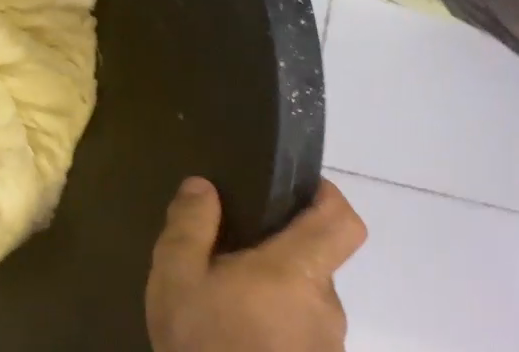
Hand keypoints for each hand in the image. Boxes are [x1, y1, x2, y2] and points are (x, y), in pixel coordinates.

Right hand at [147, 178, 366, 351]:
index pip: (342, 223)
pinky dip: (270, 319)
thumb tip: (205, 186)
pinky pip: (299, 328)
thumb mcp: (176, 273)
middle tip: (218, 250)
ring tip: (216, 297)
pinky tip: (229, 331)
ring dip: (268, 287)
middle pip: (312, 260)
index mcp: (296, 272)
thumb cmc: (205, 341)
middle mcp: (326, 305)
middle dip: (271, 249)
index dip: (328, 195)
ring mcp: (327, 344)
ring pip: (302, 296)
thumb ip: (191, 224)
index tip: (297, 183)